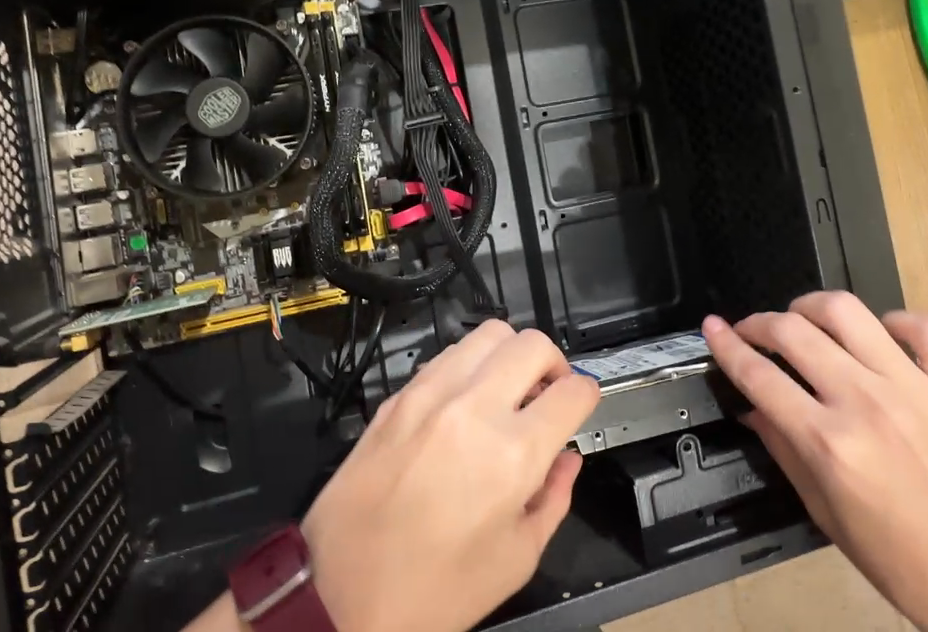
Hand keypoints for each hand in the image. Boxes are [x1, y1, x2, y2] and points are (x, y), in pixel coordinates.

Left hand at [298, 320, 598, 631]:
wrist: (340, 592)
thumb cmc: (430, 590)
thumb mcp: (515, 559)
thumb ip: (553, 500)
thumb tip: (567, 461)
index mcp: (512, 453)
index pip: (572, 391)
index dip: (588, 395)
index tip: (583, 404)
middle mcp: (472, 409)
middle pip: (533, 344)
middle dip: (555, 364)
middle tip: (550, 394)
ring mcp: (430, 396)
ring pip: (488, 335)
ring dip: (511, 355)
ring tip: (509, 391)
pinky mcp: (397, 398)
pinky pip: (446, 356)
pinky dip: (469, 366)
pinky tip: (466, 401)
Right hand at [703, 292, 927, 631]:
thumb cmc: (910, 570)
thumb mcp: (830, 520)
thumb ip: (786, 454)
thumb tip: (755, 412)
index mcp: (831, 445)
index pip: (760, 376)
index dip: (725, 346)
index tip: (712, 330)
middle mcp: (868, 405)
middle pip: (794, 331)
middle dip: (759, 322)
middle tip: (750, 331)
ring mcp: (917, 390)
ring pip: (849, 312)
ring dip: (812, 306)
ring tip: (802, 319)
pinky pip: (925, 327)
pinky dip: (895, 320)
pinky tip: (880, 336)